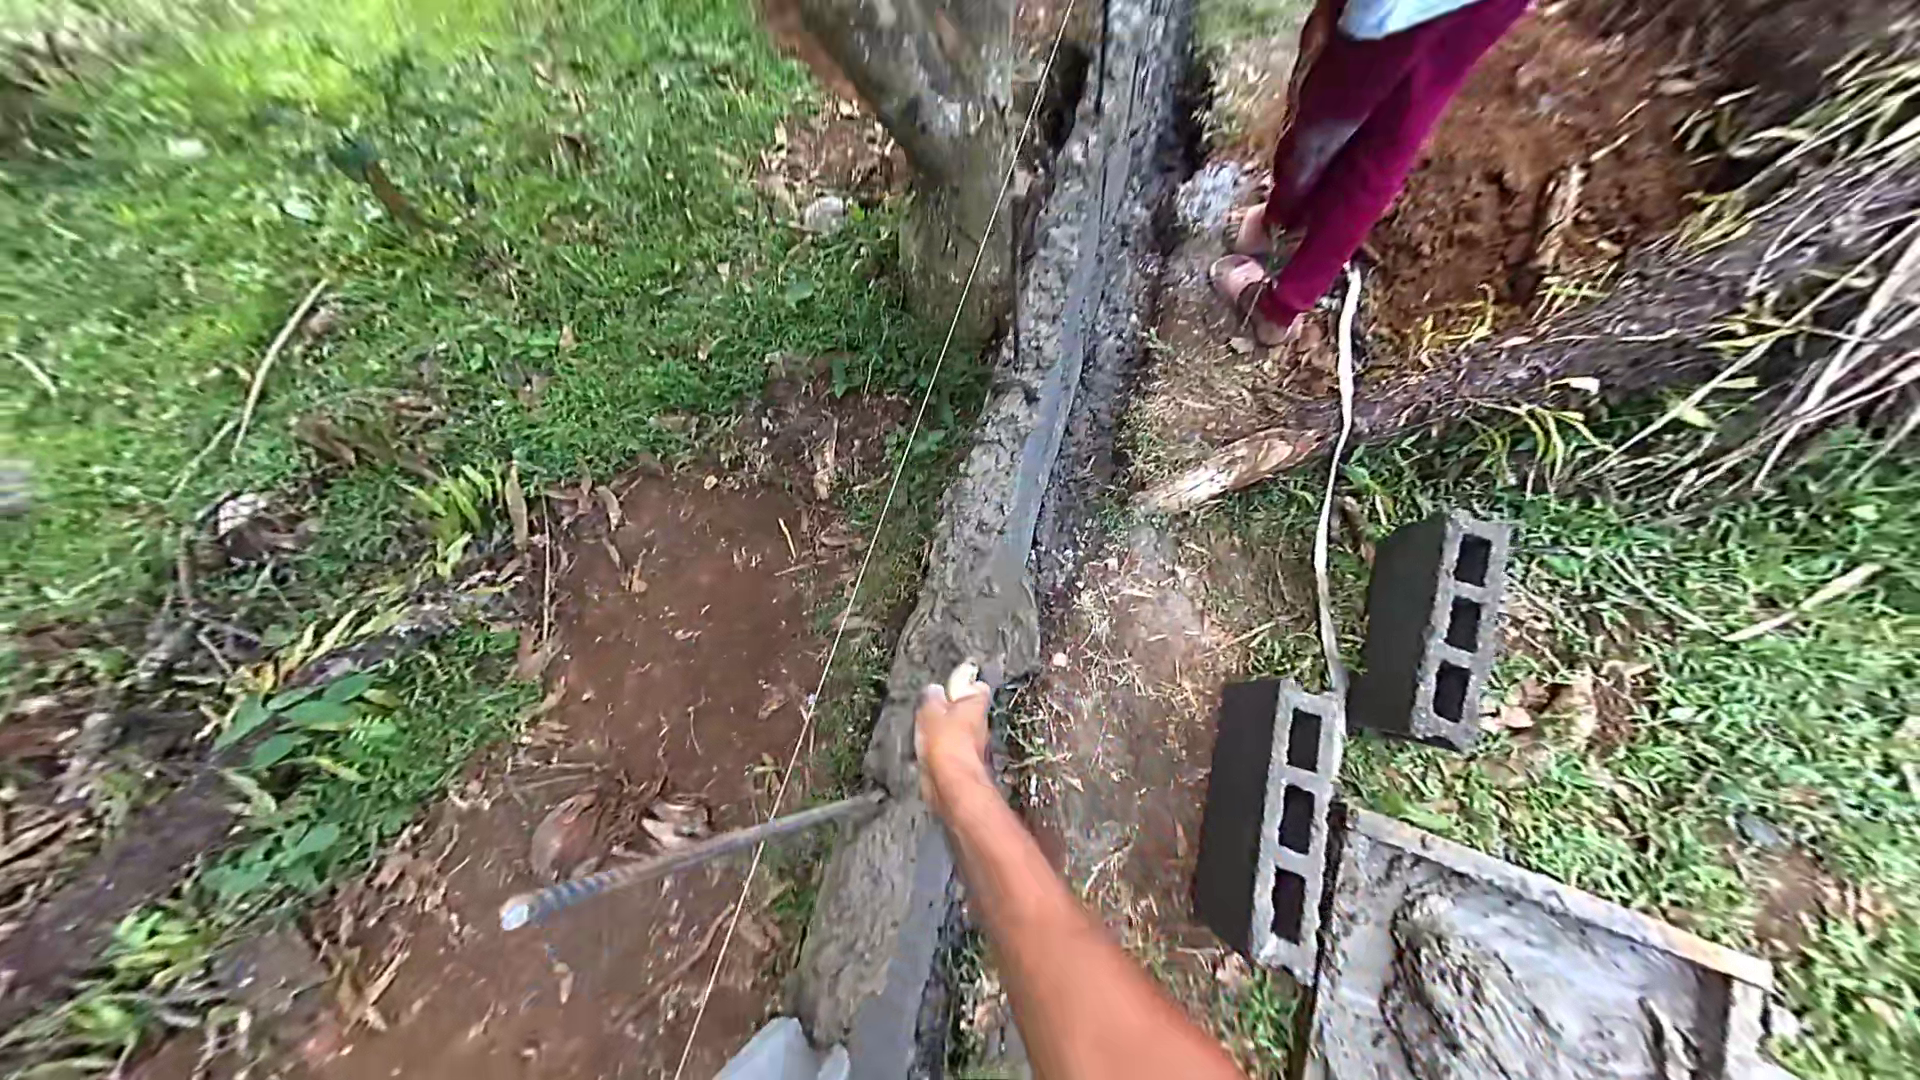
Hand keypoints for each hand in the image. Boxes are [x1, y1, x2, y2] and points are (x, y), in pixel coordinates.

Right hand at [913, 678, 991, 818]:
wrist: (953, 786)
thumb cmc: (945, 742)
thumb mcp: (931, 711)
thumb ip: (931, 697)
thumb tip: (934, 690)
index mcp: (976, 706)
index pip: (978, 687)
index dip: (965, 685)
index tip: (947, 687)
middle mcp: (979, 725)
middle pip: (964, 711)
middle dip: (946, 711)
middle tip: (926, 711)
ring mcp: (972, 747)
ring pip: (955, 732)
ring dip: (940, 733)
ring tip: (920, 733)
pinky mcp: (962, 766)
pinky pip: (948, 752)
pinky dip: (937, 752)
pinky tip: (922, 753)